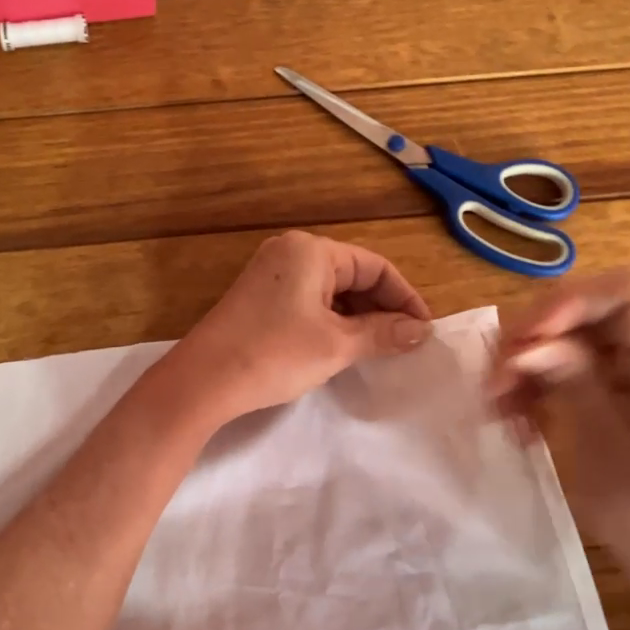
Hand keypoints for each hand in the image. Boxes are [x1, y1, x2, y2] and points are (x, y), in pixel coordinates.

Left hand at [155, 231, 433, 430]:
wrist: (204, 379)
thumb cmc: (274, 354)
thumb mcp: (336, 344)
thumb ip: (383, 333)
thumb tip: (420, 330)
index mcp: (311, 251)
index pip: (375, 266)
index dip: (405, 298)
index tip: (425, 332)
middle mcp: (290, 251)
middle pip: (352, 274)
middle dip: (381, 308)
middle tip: (405, 345)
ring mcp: (270, 273)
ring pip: (330, 289)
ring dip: (357, 317)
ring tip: (379, 350)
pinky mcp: (258, 296)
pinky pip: (308, 300)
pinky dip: (331, 320)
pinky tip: (343, 347)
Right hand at [489, 269, 629, 600]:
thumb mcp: (612, 456)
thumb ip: (575, 387)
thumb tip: (528, 344)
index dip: (570, 300)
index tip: (524, 340)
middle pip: (589, 311)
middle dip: (534, 337)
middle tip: (495, 380)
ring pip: (570, 335)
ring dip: (526, 363)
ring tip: (498, 407)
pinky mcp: (625, 388)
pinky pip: (570, 363)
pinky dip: (537, 383)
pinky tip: (517, 419)